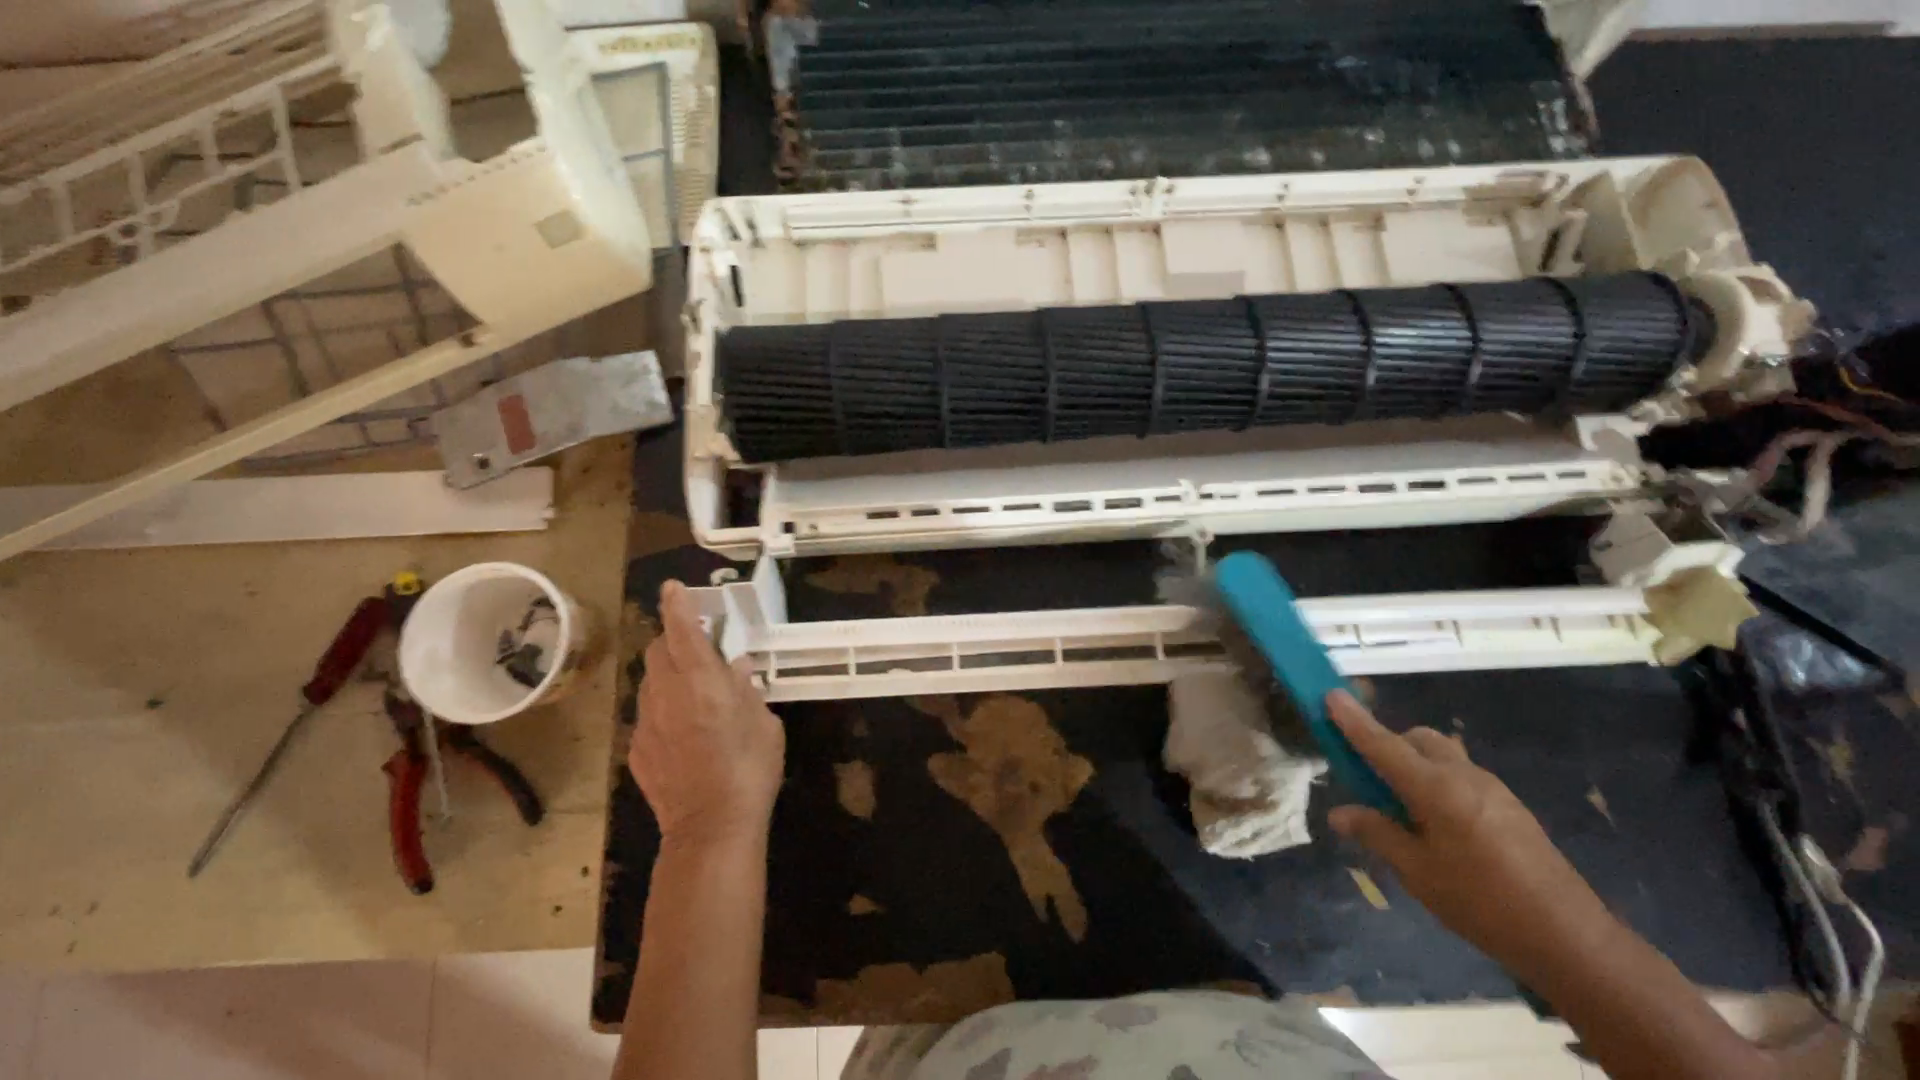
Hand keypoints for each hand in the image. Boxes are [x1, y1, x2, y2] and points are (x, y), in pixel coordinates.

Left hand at [631, 580, 784, 851]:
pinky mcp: (637, 749)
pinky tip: (683, 735)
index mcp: (701, 680)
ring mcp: (646, 722)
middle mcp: (666, 693)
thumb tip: (735, 670)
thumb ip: (747, 691)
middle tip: (697, 651)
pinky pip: (647, 716)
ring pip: (649, 683)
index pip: (681, 628)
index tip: (674, 587)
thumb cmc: (749, 769)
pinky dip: (663, 712)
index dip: (677, 603)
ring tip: (692, 697)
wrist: (710, 827)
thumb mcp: (765, 724)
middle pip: (657, 650)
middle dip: (673, 641)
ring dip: (667, 678)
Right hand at [1326, 691, 1619, 974]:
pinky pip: (1461, 777)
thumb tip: (1339, 813)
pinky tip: (1436, 827)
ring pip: (1442, 756)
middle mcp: (1464, 776)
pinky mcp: (1509, 806)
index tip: (1331, 695)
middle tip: (1367, 780)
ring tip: (1401, 810)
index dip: (1354, 722)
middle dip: (1388, 744)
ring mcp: (1492, 789)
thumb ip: (1377, 834)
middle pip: (1418, 740)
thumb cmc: (1481, 902)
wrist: (1567, 934)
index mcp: (1436, 789)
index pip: (1384, 745)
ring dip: (1414, 764)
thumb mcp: (1417, 872)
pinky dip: (1437, 783)